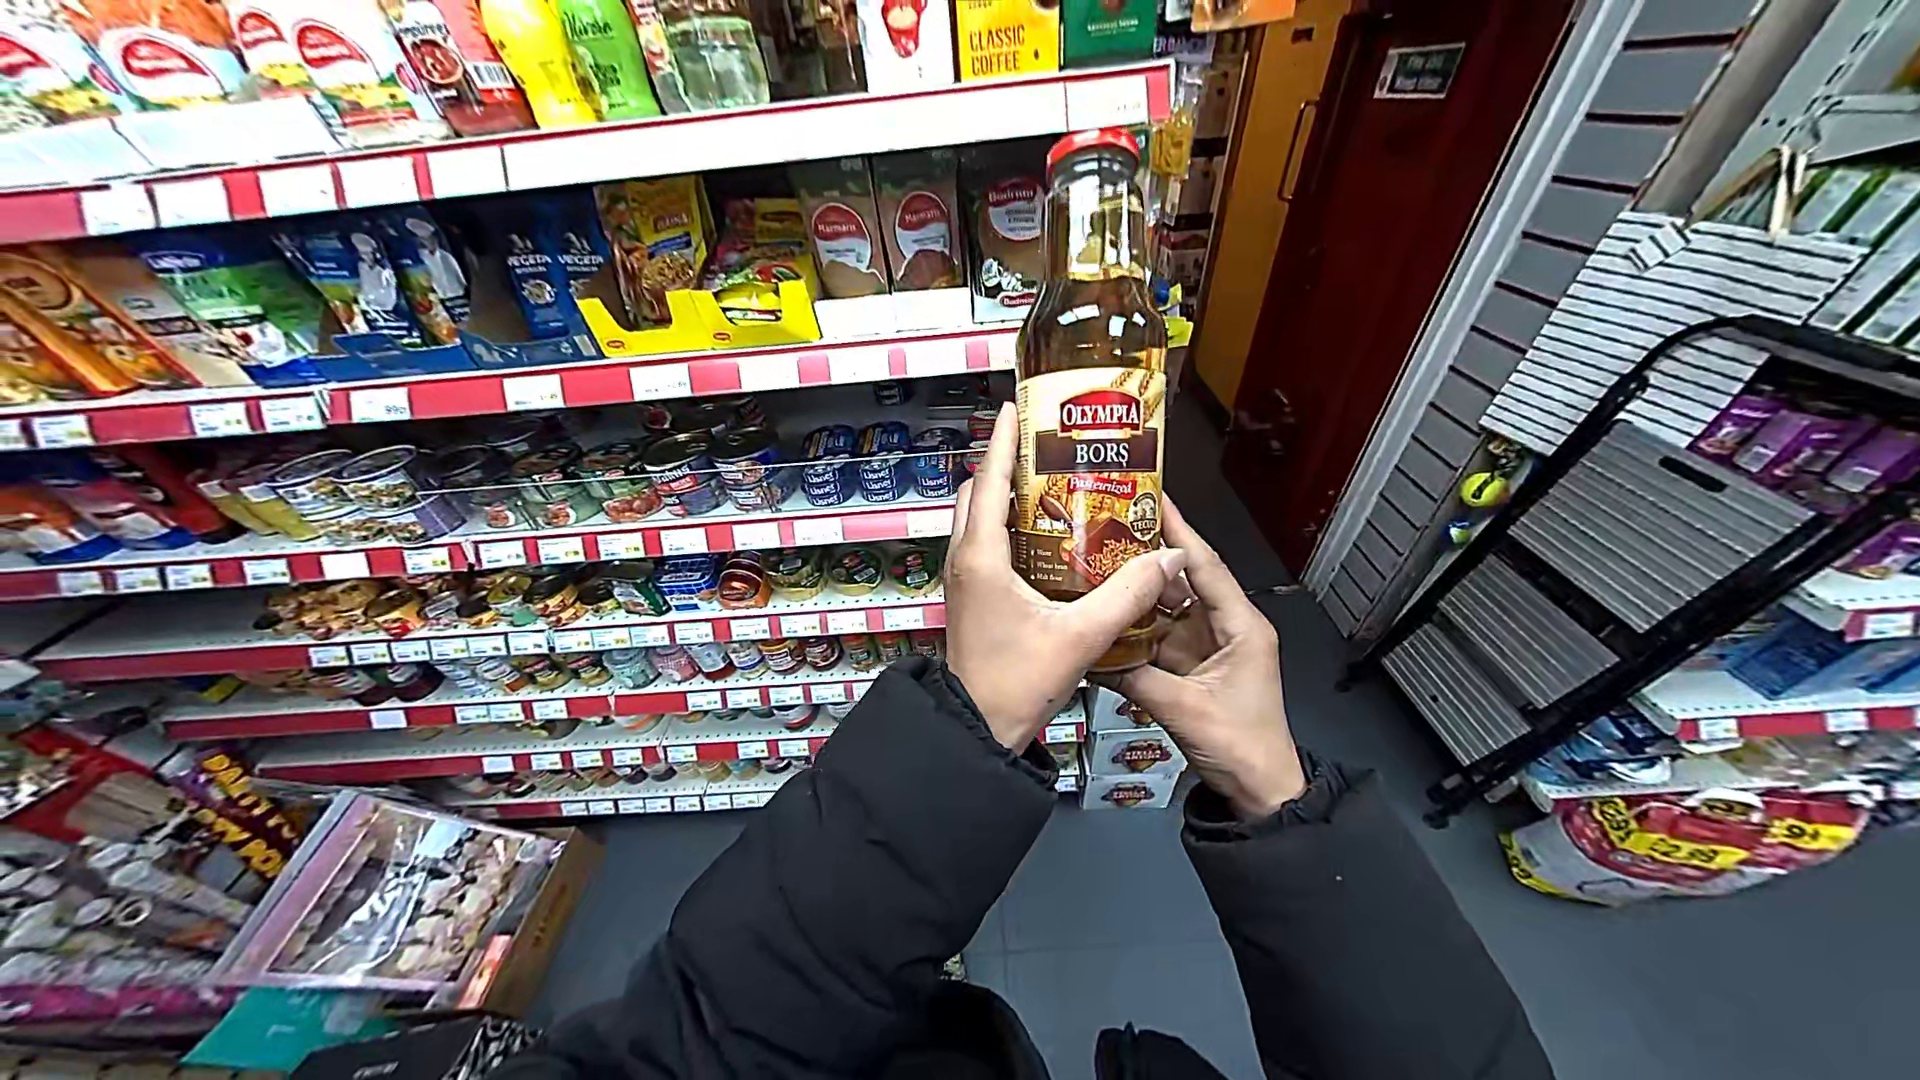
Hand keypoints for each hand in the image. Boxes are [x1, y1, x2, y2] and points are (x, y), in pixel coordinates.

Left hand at [946, 402, 1187, 750]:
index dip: (1001, 439)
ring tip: (1047, 483)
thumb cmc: (1015, 683)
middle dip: (1004, 463)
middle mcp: (963, 558)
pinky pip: (981, 543)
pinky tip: (1042, 535)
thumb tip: (1167, 557)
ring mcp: (961, 578)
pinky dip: (1003, 524)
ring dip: (1002, 494)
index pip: (987, 480)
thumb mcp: (1079, 637)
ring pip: (975, 517)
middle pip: (976, 492)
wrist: (976, 728)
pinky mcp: (968, 595)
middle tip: (1045, 448)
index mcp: (980, 556)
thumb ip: (1127, 595)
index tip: (1015, 407)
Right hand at [1109, 498, 1307, 819]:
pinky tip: (1108, 616)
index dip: (1178, 531)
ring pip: (1167, 608)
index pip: (1205, 566)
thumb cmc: (1241, 746)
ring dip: (1138, 593)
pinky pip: (1158, 636)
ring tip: (1099, 568)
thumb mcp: (1185, 709)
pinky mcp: (1192, 663)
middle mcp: (1224, 626)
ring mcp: (1206, 644)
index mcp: (1240, 625)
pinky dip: (1135, 628)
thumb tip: (1089, 655)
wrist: (1260, 790)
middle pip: (1182, 581)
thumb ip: (1134, 679)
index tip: (1153, 498)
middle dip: (1147, 557)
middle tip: (1108, 531)